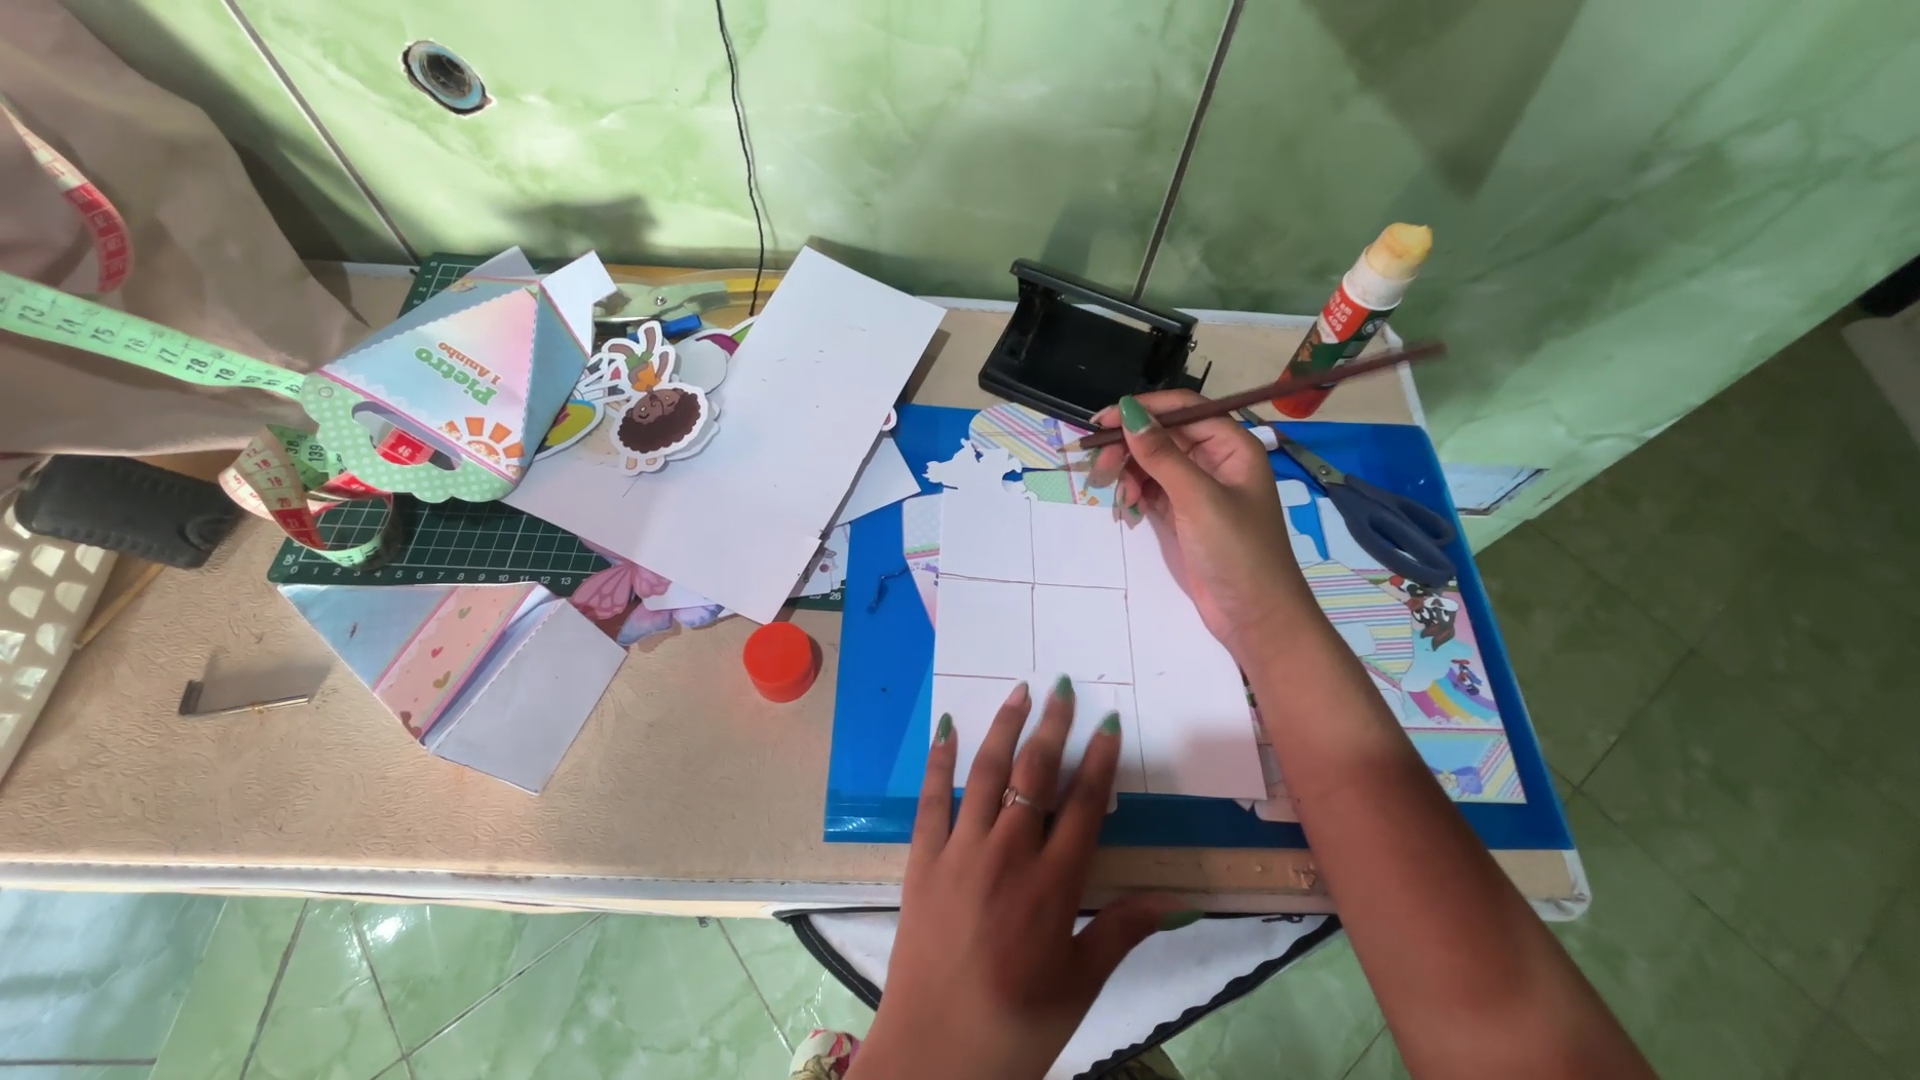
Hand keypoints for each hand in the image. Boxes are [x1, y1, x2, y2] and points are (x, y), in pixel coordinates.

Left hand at [848, 678, 1190, 1079]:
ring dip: (1003, 729)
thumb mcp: (1081, 982)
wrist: (934, 1055)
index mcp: (1053, 885)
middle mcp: (1008, 856)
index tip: (1108, 724)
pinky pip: (930, 800)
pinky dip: (939, 762)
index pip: (1084, 806)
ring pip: (986, 775)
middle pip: (1035, 776)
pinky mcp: (922, 861)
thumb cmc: (1017, 1024)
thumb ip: (1125, 930)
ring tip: (1017, 692)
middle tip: (1062, 689)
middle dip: (1052, 728)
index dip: (1099, 761)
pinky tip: (947, 729)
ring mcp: (960, 853)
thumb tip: (1179, 898)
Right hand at [1086, 392, 1311, 658]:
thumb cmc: (1238, 553)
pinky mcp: (1182, 516)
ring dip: (1129, 472)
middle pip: (1162, 435)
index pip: (1183, 410)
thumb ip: (1161, 455)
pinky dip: (1134, 494)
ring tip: (1118, 496)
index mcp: (1232, 447)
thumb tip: (1129, 412)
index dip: (1143, 410)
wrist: (1255, 617)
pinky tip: (1127, 509)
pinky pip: (1150, 490)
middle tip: (1099, 467)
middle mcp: (1215, 461)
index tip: (1103, 422)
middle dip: (1130, 446)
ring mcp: (1197, 490)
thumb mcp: (1198, 499)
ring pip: (1152, 463)